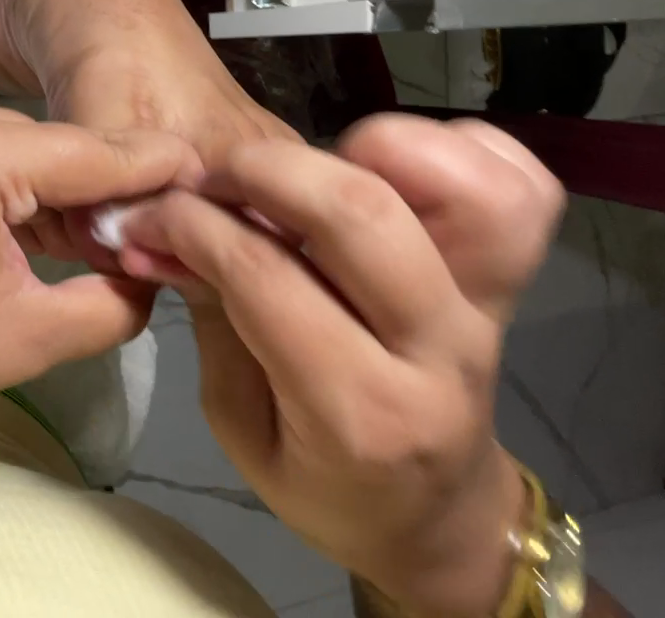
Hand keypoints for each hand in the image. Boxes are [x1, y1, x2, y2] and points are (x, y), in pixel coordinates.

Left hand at [0, 98, 200, 452]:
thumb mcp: (28, 338)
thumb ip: (112, 300)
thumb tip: (151, 273)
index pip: (88, 154)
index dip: (150, 167)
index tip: (204, 169)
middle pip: (48, 147)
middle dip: (99, 189)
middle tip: (149, 232)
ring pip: (9, 147)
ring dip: (50, 189)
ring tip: (95, 239)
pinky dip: (4, 185)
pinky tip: (33, 227)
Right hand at [115, 115, 564, 614]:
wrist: (438, 517)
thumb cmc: (321, 480)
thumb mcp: (237, 420)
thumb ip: (210, 315)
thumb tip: (156, 229)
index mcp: (360, 411)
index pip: (263, 273)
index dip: (190, 224)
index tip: (147, 214)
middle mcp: (438, 349)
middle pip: (361, 213)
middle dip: (262, 169)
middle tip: (213, 179)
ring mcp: (492, 307)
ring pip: (466, 187)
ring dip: (371, 148)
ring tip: (311, 172)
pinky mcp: (516, 279)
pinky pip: (517, 186)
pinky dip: (453, 150)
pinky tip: (384, 169)